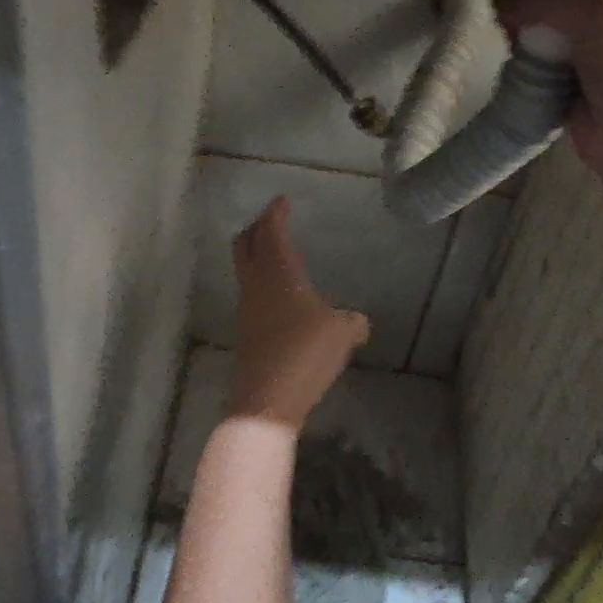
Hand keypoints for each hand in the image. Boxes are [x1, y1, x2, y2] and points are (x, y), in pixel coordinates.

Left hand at [227, 197, 370, 431]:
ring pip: (246, 270)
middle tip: (272, 222)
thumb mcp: (343, 333)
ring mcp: (247, 309)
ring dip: (257, 256)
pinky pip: (252, 294)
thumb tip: (358, 322)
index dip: (275, 213)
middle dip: (257, 229)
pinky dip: (262, 284)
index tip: (282, 202)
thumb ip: (353, 321)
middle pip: (245, 244)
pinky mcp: (245, 332)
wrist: (267, 400)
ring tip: (278, 257)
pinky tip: (282, 298)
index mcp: (278, 272)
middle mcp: (256, 284)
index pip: (271, 231)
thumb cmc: (305, 354)